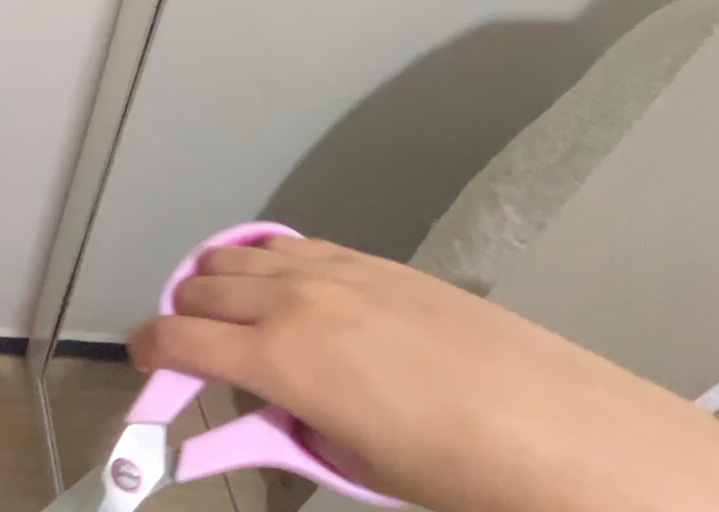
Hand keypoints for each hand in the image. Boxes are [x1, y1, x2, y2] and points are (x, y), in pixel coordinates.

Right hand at [127, 236, 718, 511]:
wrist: (572, 433)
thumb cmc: (461, 472)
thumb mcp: (354, 464)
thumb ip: (282, 426)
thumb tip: (249, 408)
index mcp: (280, 360)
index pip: (175, 338)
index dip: (146, 351)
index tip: (146, 363)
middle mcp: (290, 301)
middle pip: (195, 288)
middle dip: (182, 320)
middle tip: (202, 355)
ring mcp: (327, 270)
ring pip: (230, 256)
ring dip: (215, 285)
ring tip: (238, 319)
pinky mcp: (364, 257)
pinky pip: (281, 246)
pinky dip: (261, 265)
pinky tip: (287, 294)